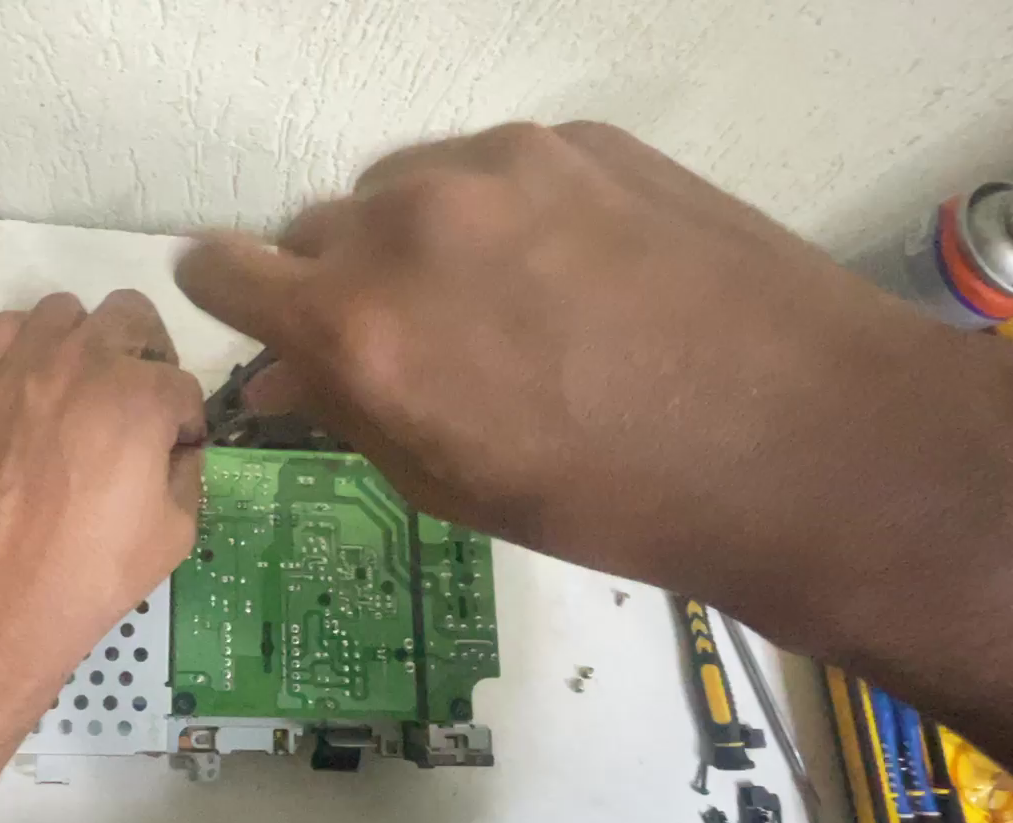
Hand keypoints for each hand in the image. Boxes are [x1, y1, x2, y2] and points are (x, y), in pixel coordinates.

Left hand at [0, 290, 204, 722]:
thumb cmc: (94, 573)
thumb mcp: (176, 532)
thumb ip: (188, 471)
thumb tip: (177, 447)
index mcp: (140, 398)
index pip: (183, 385)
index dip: (187, 422)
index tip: (176, 451)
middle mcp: (81, 364)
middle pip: (132, 317)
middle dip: (150, 357)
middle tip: (140, 406)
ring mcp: (20, 368)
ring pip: (67, 312)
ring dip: (89, 344)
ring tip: (84, 393)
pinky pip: (7, 331)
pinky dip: (30, 348)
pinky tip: (34, 389)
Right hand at [174, 122, 1012, 640]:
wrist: (792, 440)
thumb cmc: (586, 495)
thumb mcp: (432, 476)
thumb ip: (339, 405)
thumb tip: (280, 370)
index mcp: (356, 325)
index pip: (225, 270)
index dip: (220, 290)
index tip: (235, 304)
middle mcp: (404, 225)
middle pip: (308, 232)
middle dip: (325, 284)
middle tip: (389, 338)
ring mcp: (493, 166)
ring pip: (391, 193)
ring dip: (401, 245)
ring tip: (477, 304)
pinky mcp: (573, 138)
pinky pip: (477, 170)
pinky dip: (480, 216)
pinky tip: (548, 269)